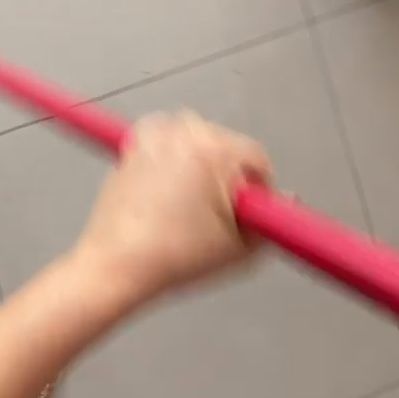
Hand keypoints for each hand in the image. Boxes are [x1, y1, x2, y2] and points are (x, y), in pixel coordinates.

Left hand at [72, 112, 271, 303]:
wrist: (116, 265)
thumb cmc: (174, 257)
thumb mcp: (240, 249)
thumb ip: (271, 223)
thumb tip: (282, 202)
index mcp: (214, 149)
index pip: (257, 160)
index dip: (258, 191)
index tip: (246, 215)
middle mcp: (182, 132)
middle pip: (224, 146)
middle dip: (226, 175)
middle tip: (214, 214)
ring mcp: (150, 138)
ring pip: (193, 141)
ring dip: (198, 163)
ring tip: (188, 204)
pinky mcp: (128, 149)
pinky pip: (161, 142)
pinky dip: (168, 157)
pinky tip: (166, 190)